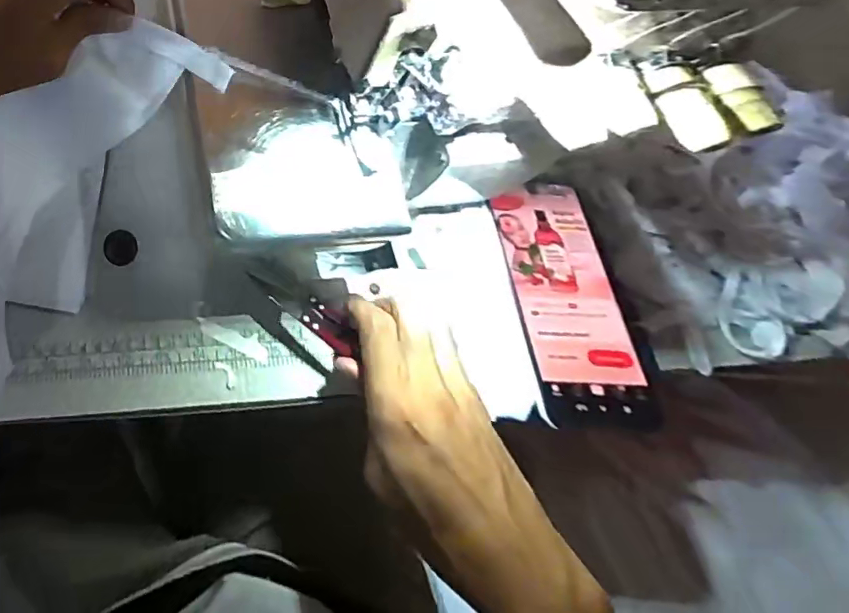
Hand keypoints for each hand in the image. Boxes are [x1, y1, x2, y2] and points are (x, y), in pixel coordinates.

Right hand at [348, 296, 608, 612]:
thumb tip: (353, 370)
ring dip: (406, 314)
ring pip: (432, 320)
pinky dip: (427, 334)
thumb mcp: (378, 473)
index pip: (378, 327)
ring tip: (388, 328)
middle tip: (362, 316)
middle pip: (408, 310)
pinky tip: (415, 352)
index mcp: (397, 403)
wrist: (506, 548)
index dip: (356, 307)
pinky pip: (448, 344)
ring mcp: (459, 383)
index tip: (342, 310)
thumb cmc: (428, 520)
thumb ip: (365, 411)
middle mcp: (430, 381)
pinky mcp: (478, 393)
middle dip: (381, 302)